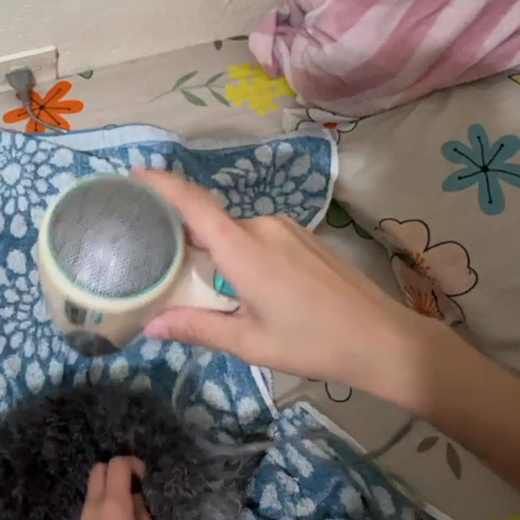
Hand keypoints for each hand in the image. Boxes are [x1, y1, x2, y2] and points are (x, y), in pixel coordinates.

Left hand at [69, 457, 162, 519]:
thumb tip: (136, 501)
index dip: (131, 462)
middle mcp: (92, 506)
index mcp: (112, 504)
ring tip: (127, 509)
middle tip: (133, 485)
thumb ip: (144, 517)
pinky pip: (89, 509)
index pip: (116, 465)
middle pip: (98, 470)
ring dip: (107, 489)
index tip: (144, 475)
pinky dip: (101, 506)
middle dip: (115, 470)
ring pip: (91, 490)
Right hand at [133, 169, 449, 411]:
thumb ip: (196, 327)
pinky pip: (257, 236)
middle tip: (163, 267)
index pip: (192, 202)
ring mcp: (287, 228)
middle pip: (209, 223)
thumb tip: (150, 326)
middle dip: (185, 240)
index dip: (160, 184)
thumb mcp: (248, 342)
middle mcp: (261, 226)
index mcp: (242, 247)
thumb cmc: (313, 343)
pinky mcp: (303, 237)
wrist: (386, 341)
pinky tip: (246, 286)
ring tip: (205, 286)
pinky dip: (239, 253)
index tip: (133, 175)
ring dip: (215, 252)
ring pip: (234, 232)